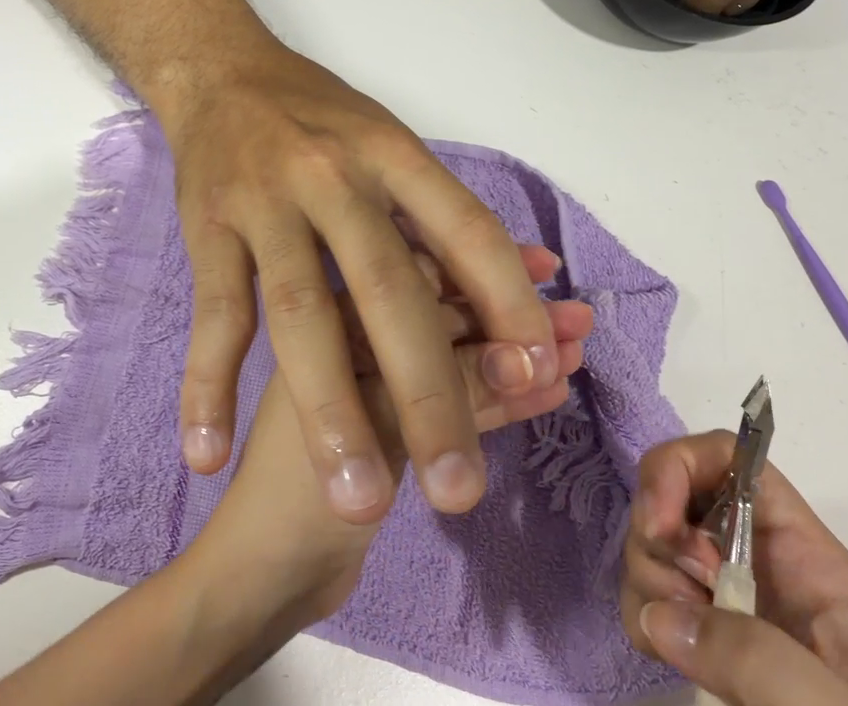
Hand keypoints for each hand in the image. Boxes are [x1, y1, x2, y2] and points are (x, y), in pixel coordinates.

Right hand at [158, 46, 558, 523]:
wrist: (219, 73)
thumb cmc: (320, 117)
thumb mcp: (391, 144)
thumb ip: (443, 214)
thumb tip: (534, 277)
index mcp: (392, 154)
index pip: (466, 230)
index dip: (508, 305)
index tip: (539, 378)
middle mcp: (332, 178)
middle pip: (387, 291)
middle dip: (428, 392)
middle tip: (459, 489)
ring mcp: (263, 206)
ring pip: (299, 316)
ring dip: (328, 413)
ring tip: (359, 500)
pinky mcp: (206, 231)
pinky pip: (213, 317)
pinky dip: (206, 387)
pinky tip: (209, 454)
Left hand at [192, 243, 590, 623]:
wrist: (266, 576)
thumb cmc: (296, 492)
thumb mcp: (376, 425)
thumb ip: (446, 387)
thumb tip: (526, 354)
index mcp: (334, 320)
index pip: (420, 277)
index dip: (484, 273)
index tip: (547, 271)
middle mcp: (358, 343)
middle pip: (449, 319)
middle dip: (513, 318)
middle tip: (581, 319)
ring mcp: (378, 389)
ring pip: (458, 363)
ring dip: (516, 360)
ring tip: (580, 351)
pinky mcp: (398, 432)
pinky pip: (456, 405)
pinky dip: (500, 400)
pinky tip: (549, 393)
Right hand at [619, 432, 847, 705]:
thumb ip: (762, 660)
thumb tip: (661, 616)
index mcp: (804, 555)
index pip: (730, 461)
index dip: (679, 469)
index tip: (661, 528)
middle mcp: (758, 561)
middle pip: (674, 497)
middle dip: (658, 539)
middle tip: (688, 601)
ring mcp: (725, 598)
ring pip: (652, 546)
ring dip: (647, 583)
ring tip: (685, 644)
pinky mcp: (699, 636)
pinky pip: (645, 597)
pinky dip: (643, 619)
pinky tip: (672, 655)